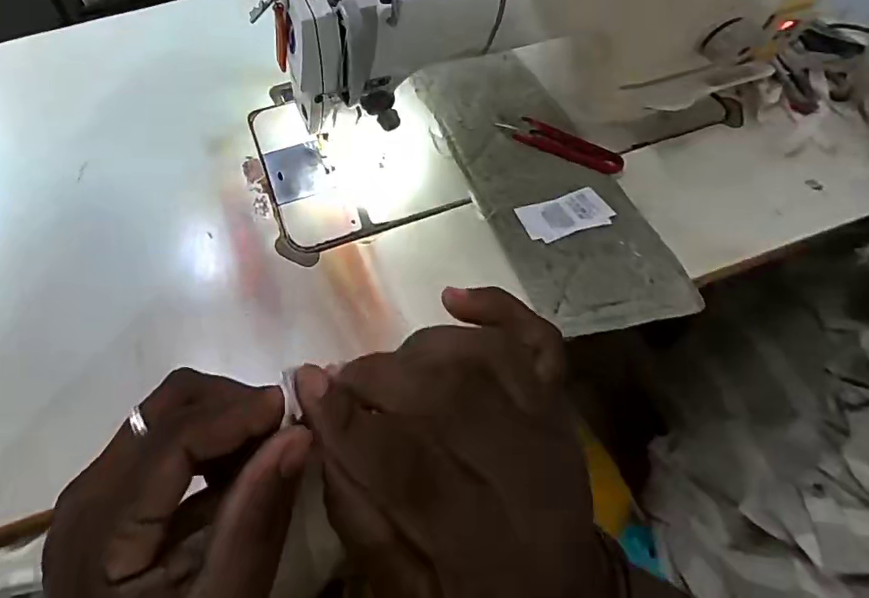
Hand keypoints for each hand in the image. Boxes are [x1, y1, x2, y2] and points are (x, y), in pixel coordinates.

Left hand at [45, 368, 312, 597]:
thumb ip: (252, 524)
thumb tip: (295, 436)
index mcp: (102, 525)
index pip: (172, 437)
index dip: (234, 412)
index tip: (288, 405)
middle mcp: (85, 492)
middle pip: (161, 410)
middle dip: (226, 405)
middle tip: (282, 427)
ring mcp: (89, 495)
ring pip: (158, 418)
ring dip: (216, 419)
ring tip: (267, 445)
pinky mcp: (103, 502)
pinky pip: (154, 448)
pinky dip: (201, 445)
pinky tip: (239, 467)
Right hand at [297, 287, 611, 597]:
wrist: (564, 596)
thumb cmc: (467, 591)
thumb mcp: (401, 587)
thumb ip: (355, 514)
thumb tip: (321, 430)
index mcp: (482, 542)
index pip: (410, 469)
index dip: (348, 420)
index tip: (304, 382)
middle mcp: (526, 479)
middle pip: (448, 399)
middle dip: (377, 379)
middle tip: (341, 383)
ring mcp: (549, 431)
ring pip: (479, 359)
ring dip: (417, 352)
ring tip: (386, 371)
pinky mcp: (558, 402)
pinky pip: (538, 339)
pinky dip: (498, 308)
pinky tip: (452, 299)